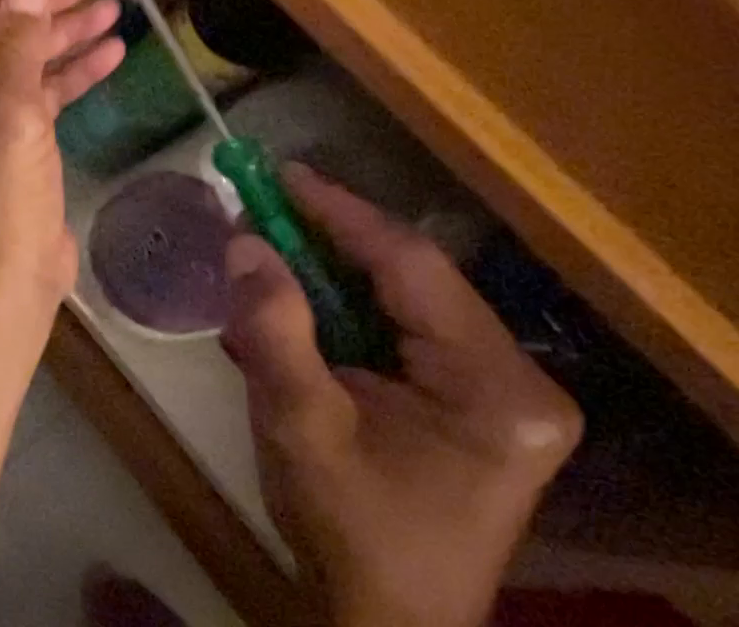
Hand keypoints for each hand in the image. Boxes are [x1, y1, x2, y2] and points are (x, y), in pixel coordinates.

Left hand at [0, 0, 123, 315]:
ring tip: (110, 10)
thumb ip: (15, 46)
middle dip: (37, 7)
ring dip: (61, 37)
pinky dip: (71, 76)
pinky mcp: (16, 147)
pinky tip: (111, 54)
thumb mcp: (9, 114)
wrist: (6, 281)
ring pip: (23, 64)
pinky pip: (42, 98)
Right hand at [221, 164, 582, 626]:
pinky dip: (333, 315)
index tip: (279, 174)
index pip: (414, 269)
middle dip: (326, 242)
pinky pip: (393, 334)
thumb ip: (273, 331)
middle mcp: (513, 381)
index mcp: (496, 387)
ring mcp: (494, 393)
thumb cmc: (350, 527)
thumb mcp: (300, 427)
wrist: (387, 617)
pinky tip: (285, 313)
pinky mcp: (466, 404)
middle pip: (409, 281)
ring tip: (259, 257)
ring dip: (323, 278)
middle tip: (256, 209)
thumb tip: (243, 243)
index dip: (342, 213)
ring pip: (396, 303)